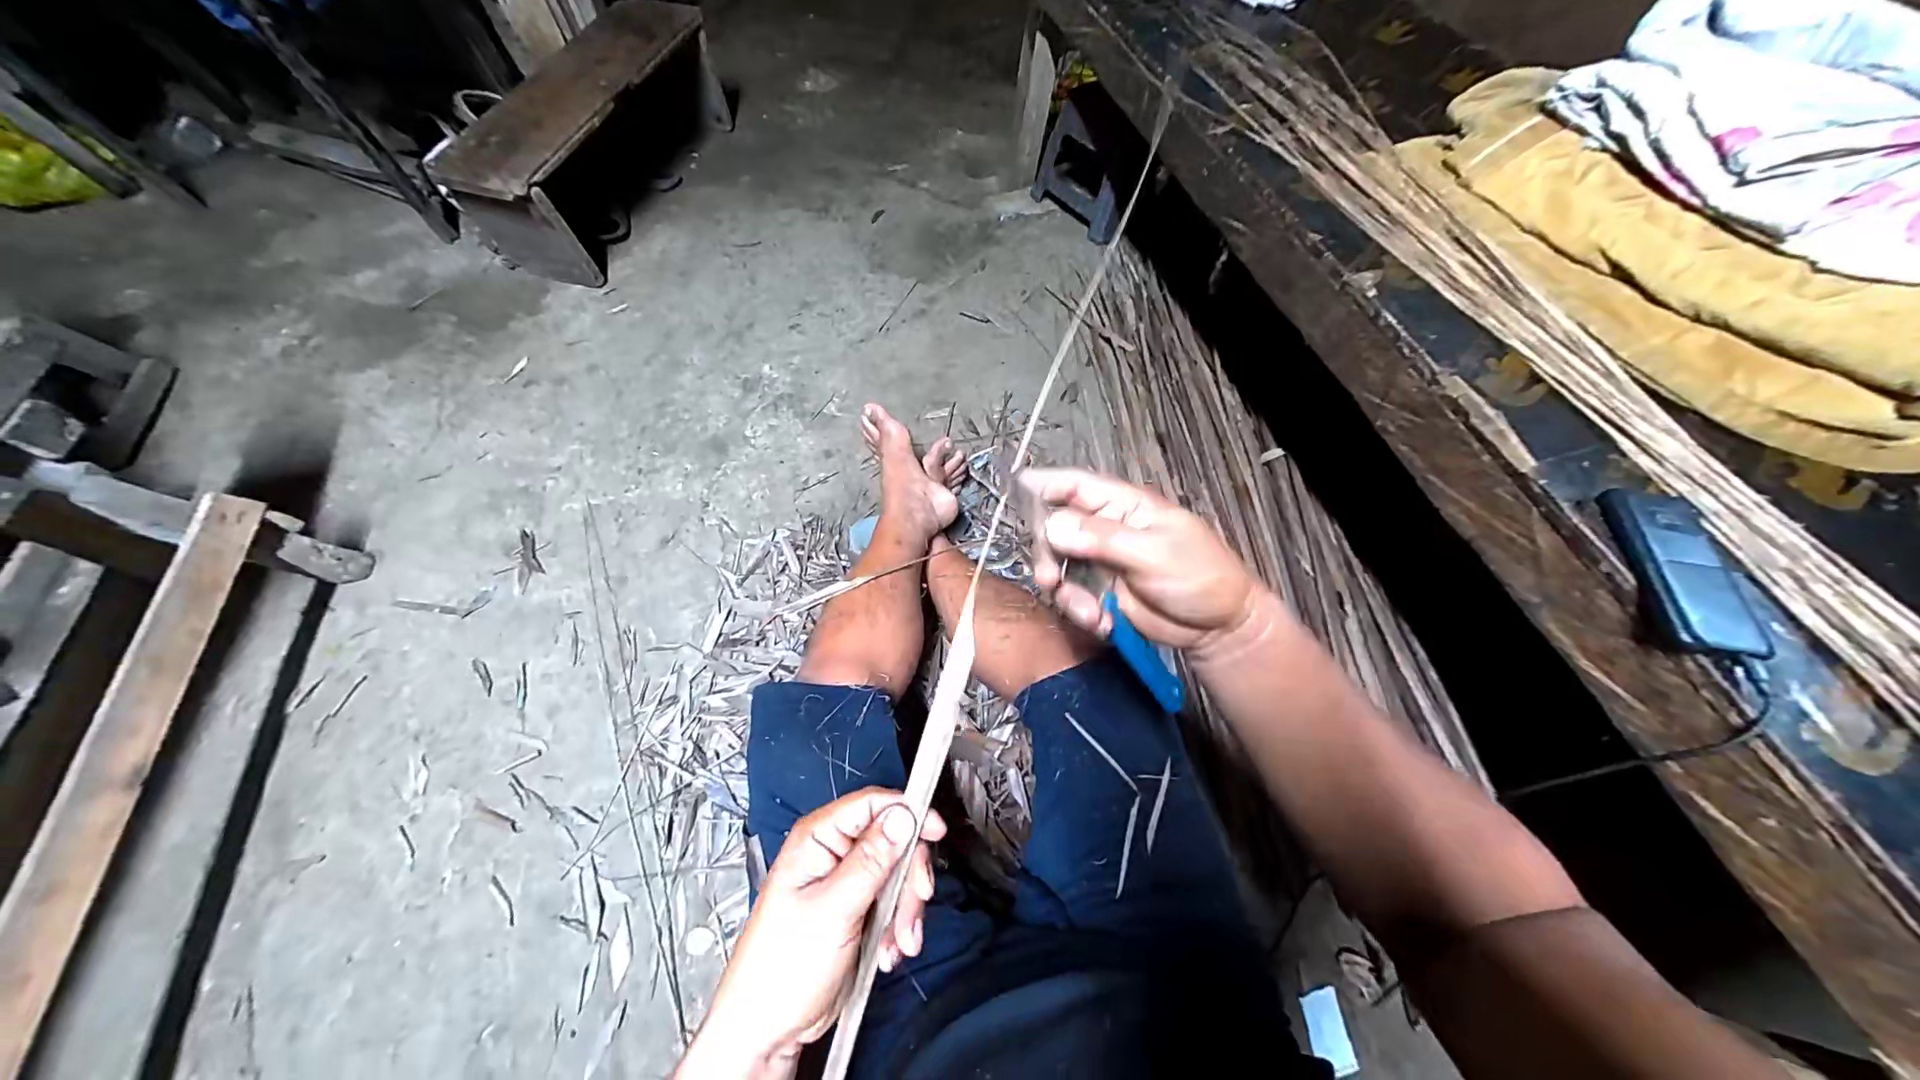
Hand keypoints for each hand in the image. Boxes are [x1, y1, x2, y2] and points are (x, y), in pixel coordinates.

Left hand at [677, 790, 945, 1078]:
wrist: (769, 1027)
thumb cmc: (779, 970)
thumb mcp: (833, 909)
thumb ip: (871, 860)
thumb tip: (901, 817)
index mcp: (818, 838)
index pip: (873, 804)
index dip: (908, 812)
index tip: (934, 831)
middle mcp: (832, 852)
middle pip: (893, 839)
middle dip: (909, 876)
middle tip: (915, 903)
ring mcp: (844, 880)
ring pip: (898, 872)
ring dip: (905, 908)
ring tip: (898, 940)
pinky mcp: (856, 906)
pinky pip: (893, 900)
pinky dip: (898, 924)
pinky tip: (888, 948)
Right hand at [1020, 468, 1269, 660]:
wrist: (1219, 628)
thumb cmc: (1199, 576)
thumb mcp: (1154, 552)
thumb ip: (1102, 539)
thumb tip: (1052, 526)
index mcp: (1123, 506)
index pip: (1076, 485)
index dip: (1044, 483)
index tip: (1014, 490)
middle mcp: (1105, 529)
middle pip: (1055, 527)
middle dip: (1047, 552)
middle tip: (1050, 577)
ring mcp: (1100, 562)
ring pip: (1058, 566)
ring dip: (1064, 589)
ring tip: (1088, 612)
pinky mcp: (1099, 593)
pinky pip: (1071, 596)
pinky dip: (1080, 611)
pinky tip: (1103, 623)